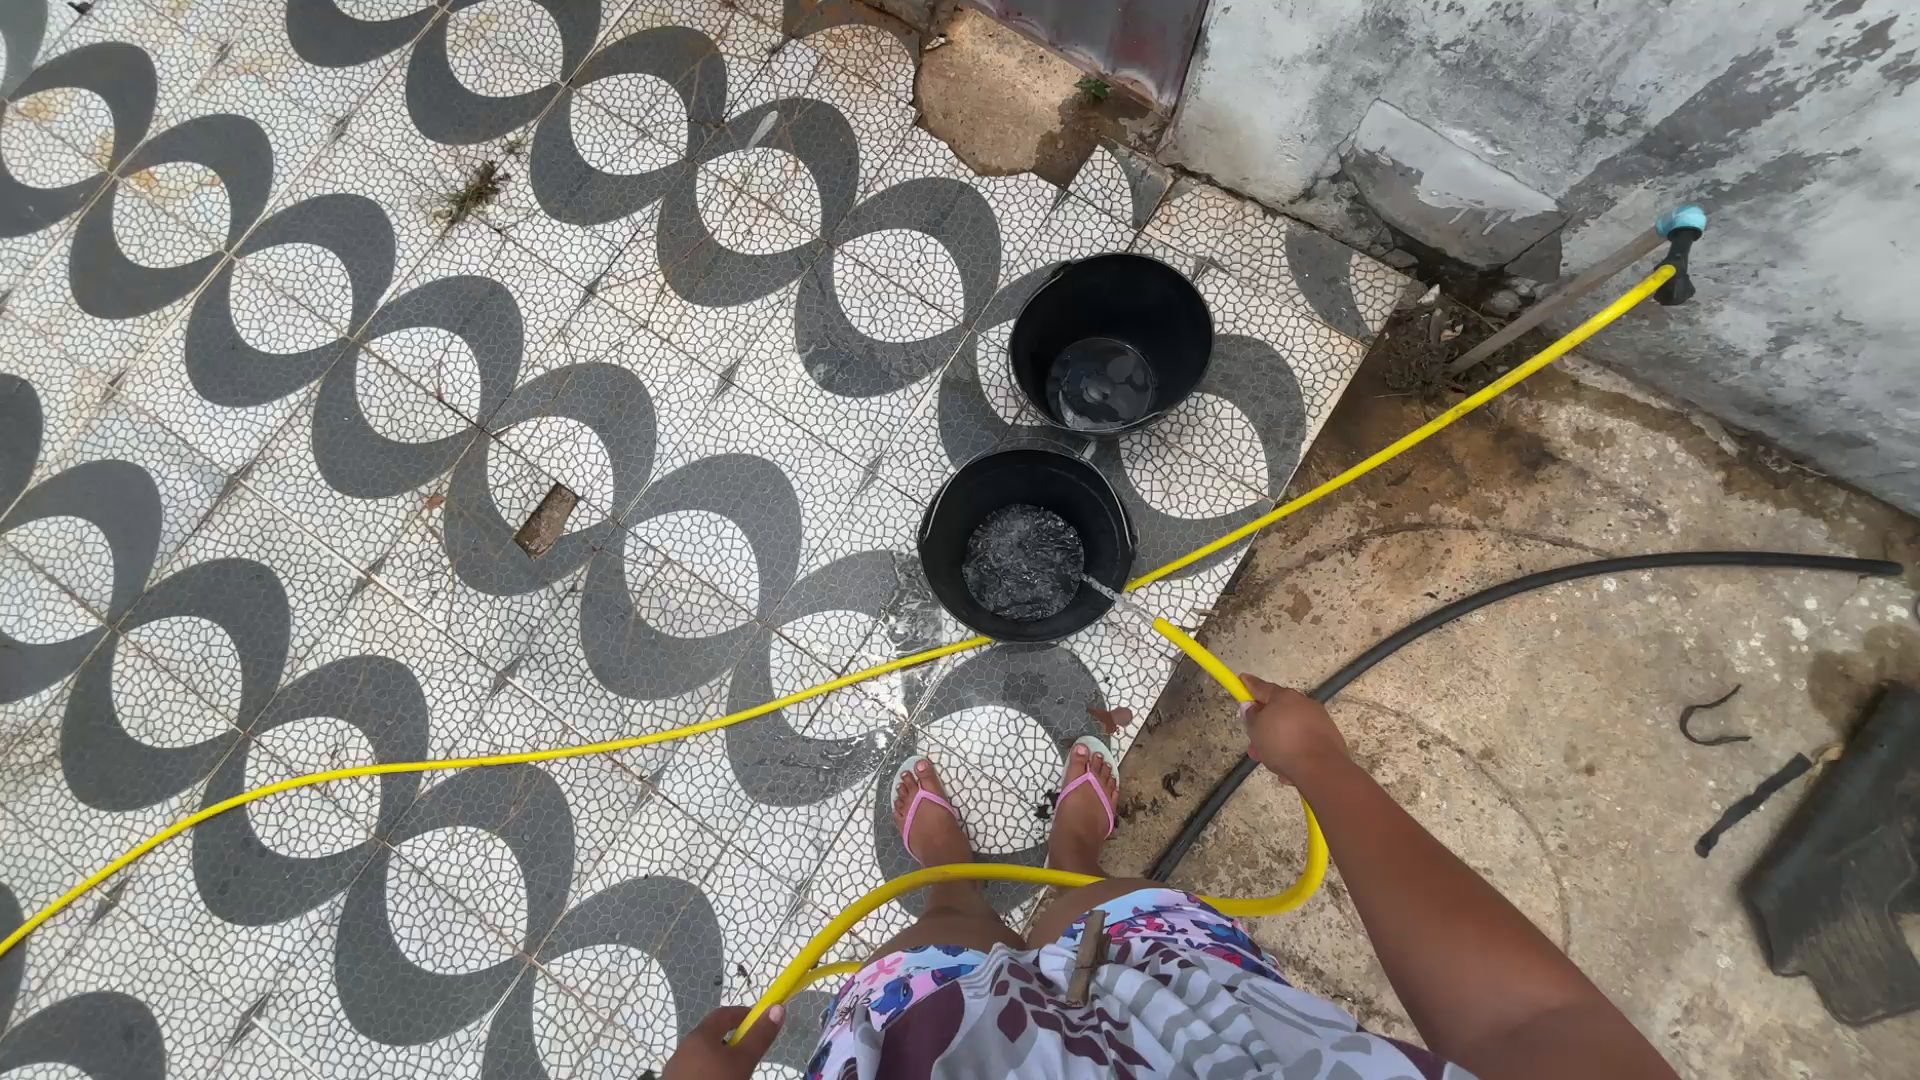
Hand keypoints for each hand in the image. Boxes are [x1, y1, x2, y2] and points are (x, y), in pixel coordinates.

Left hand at [661, 1004, 784, 1079]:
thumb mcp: (743, 1061)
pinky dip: (709, 1074)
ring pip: (703, 1057)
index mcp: (700, 1036)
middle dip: (733, 1041)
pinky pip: (695, 1073)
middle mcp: (683, 1049)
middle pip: (712, 1036)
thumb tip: (777, 1008)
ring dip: (720, 1060)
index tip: (760, 1023)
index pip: (724, 1013)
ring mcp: (675, 1070)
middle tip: (749, 1055)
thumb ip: (759, 1036)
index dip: (743, 1014)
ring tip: (735, 1075)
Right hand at [1239, 674, 1348, 781]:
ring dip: (1279, 740)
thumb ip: (1250, 715)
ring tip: (1270, 760)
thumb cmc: (1282, 744)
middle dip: (1264, 725)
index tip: (1242, 679)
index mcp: (1284, 696)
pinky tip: (1288, 767)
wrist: (1321, 768)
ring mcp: (1320, 720)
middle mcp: (1303, 703)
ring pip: (1291, 728)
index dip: (1249, 685)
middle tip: (1254, 742)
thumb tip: (1252, 707)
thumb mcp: (1255, 729)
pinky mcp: (1330, 737)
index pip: (1261, 687)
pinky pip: (1304, 740)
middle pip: (1278, 710)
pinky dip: (1295, 749)